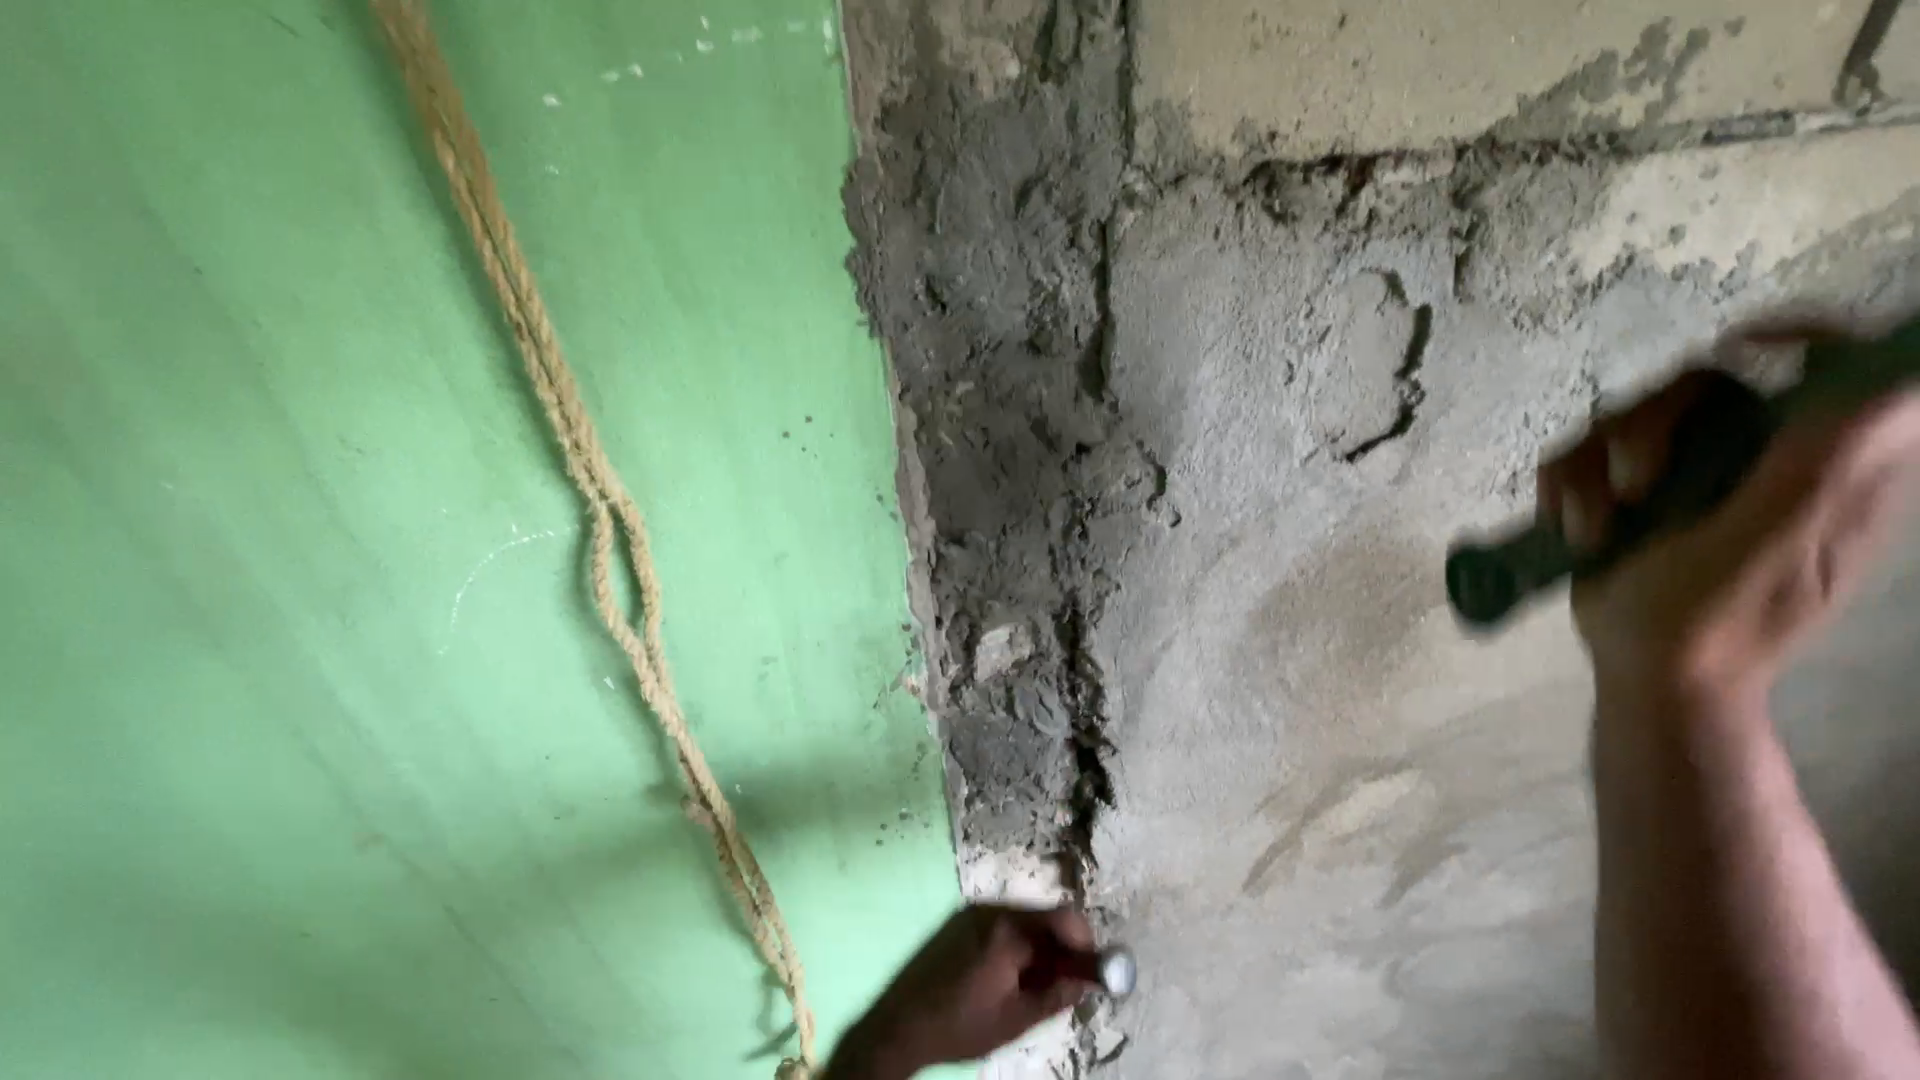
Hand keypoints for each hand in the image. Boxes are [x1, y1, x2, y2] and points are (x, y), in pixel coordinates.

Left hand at [825, 904, 1099, 1078]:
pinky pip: (1012, 929)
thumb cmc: (962, 1026)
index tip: (1095, 970)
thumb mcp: (1018, 1019)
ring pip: (1031, 924)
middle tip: (1072, 983)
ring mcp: (981, 917)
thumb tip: (1087, 981)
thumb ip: (1057, 995)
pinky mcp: (970, 926)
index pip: (1064, 918)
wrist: (905, 1026)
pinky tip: (1019, 981)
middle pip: (1049, 918)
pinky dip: (1026, 950)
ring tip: (1043, 987)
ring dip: (1046, 950)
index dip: (1086, 941)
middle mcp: (997, 914)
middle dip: (1067, 948)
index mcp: (1010, 933)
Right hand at [1537, 331, 1919, 706]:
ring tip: (1595, 529)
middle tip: (1637, 489)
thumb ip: (1821, 464)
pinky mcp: (1622, 494)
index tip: (1739, 346)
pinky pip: (1577, 457)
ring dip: (1593, 474)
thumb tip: (1887, 380)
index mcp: (1820, 468)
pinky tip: (1572, 530)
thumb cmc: (1718, 621)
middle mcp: (1752, 460)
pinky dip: (1564, 492)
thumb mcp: (1772, 545)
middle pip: (1698, 385)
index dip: (1800, 339)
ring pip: (1623, 419)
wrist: (1647, 675)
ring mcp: (1682, 478)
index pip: (1835, 370)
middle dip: (1648, 431)